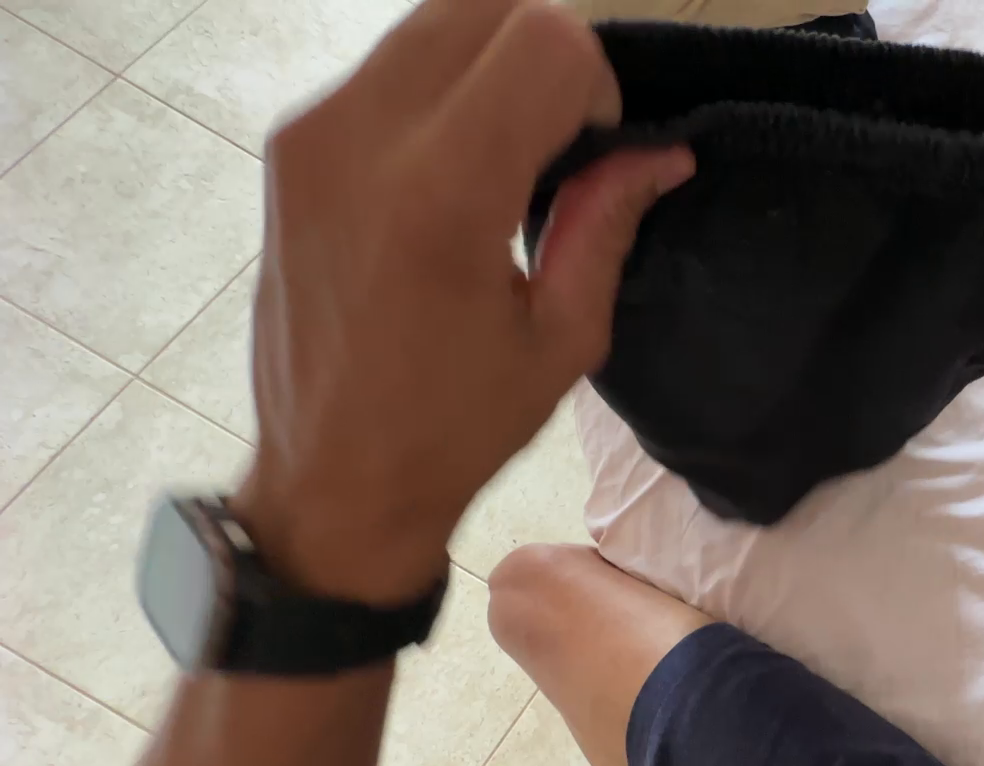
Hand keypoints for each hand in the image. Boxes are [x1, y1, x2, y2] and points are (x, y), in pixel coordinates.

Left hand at [229, 0, 693, 603]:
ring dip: (501, 68)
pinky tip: (470, 169)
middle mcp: (360, 131)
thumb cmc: (466, 422)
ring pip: (432, 23)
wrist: (337, 471)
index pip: (543, 44)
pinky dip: (453, 89)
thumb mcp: (567, 335)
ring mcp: (310, 126)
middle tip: (573, 147)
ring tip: (524, 161)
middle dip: (553, 59)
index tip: (606, 154)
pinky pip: (391, 66)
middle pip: (483, 6)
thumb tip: (660, 153)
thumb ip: (605, 224)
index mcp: (443, 194)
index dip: (599, 85)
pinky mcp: (292, 140)